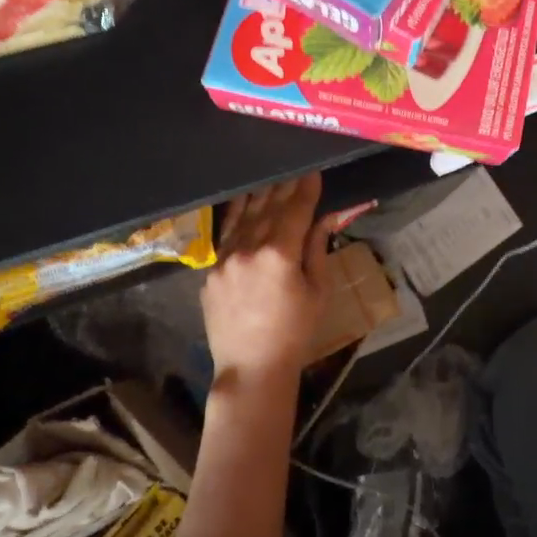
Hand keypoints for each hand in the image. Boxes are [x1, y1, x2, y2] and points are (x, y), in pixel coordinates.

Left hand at [202, 173, 331, 380]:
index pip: (296, 211)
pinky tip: (244, 202)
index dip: (306, 190)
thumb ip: (318, 249)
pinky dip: (236, 216)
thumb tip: (325, 217)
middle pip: (269, 208)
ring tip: (269, 177)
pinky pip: (226, 236)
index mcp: (280, 255)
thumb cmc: (295, 332)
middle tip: (294, 169)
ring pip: (244, 217)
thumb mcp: (318, 290)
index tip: (313, 171)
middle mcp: (250, 250)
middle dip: (284, 187)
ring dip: (259, 195)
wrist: (251, 368)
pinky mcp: (211, 272)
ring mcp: (225, 260)